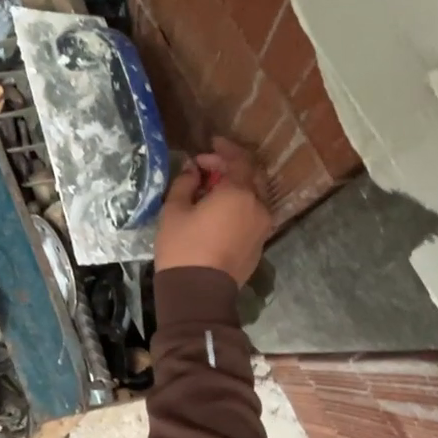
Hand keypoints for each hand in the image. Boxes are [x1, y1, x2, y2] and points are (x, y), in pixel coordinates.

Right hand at [152, 137, 272, 283]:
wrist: (198, 290)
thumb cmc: (183, 246)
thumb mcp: (174, 210)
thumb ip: (185, 183)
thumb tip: (194, 170)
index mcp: (238, 192)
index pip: (238, 160)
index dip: (223, 150)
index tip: (207, 146)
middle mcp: (258, 204)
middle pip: (252, 175)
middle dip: (232, 166)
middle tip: (209, 166)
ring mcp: (263, 224)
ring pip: (256, 194)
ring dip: (238, 185)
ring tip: (214, 189)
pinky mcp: (260, 241)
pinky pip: (254, 212)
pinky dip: (241, 203)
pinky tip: (221, 209)